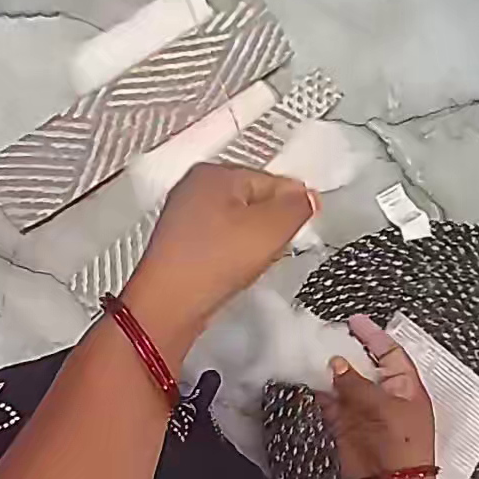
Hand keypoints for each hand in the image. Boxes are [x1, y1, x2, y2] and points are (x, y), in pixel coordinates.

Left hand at [125, 162, 316, 337]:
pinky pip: (222, 245)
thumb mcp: (271, 230)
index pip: (273, 180)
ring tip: (246, 262)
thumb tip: (308, 199)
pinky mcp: (184, 246)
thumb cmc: (206, 264)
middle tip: (269, 247)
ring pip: (239, 225)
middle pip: (255, 201)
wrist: (171, 304)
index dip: (293, 205)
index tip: (300, 224)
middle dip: (270, 226)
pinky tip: (231, 272)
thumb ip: (297, 208)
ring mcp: (186, 218)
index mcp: (214, 173)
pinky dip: (233, 258)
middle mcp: (194, 189)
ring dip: (251, 244)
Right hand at [317, 315, 436, 478]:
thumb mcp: (385, 407)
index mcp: (404, 386)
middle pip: (361, 366)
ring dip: (326, 372)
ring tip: (307, 355)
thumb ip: (356, 383)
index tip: (353, 321)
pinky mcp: (345, 426)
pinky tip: (303, 381)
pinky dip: (317, 394)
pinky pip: (329, 404)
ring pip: (341, 384)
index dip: (372, 336)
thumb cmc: (401, 444)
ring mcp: (362, 410)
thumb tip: (334, 362)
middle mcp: (383, 395)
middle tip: (322, 337)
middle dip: (343, 352)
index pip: (389, 352)